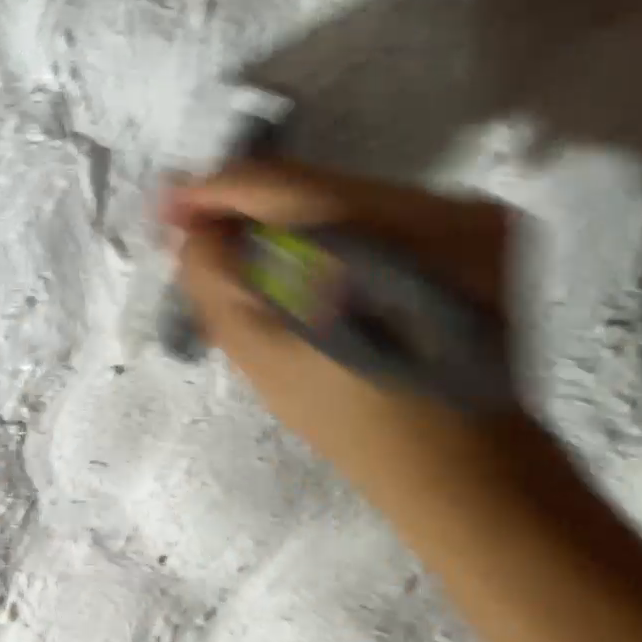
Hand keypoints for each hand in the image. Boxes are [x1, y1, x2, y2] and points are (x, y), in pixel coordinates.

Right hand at [162, 160, 520, 482]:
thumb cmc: (340, 408)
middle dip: (244, 208)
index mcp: (373, 232)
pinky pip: (377, 216)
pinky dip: (328, 233)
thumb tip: (196, 226)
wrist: (459, 459)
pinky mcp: (477, 237)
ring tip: (245, 256)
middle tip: (197, 236)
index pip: (267, 182)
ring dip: (284, 221)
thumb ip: (209, 269)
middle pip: (306, 184)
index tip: (164, 211)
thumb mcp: (250, 342)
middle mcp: (431, 207)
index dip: (205, 192)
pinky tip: (303, 267)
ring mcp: (464, 219)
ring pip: (340, 197)